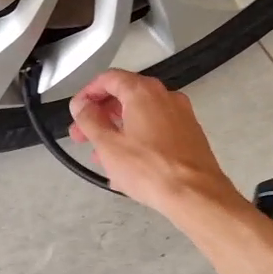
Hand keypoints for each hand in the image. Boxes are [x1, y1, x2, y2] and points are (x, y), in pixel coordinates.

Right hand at [68, 70, 234, 213]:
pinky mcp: (190, 135)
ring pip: (141, 116)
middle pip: (125, 96)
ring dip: (118, 131)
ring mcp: (181, 115)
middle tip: (84, 137)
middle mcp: (165, 97)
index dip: (87, 94)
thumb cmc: (150, 169)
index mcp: (143, 92)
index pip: (109, 79)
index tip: (77, 112)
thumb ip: (89, 120)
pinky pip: (157, 131)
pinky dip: (139, 140)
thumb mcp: (108, 145)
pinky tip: (129, 166)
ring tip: (103, 158)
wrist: (195, 194)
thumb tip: (81, 106)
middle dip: (101, 116)